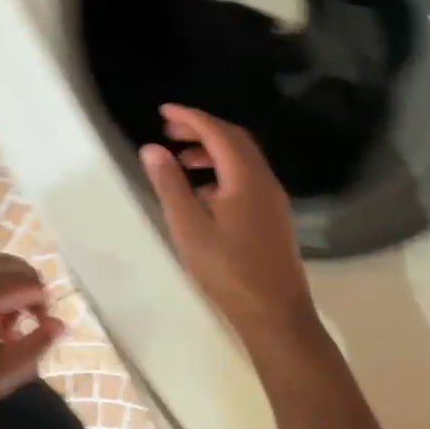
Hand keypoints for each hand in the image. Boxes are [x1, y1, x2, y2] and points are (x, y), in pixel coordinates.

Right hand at [141, 104, 314, 330]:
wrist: (277, 317)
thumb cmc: (228, 271)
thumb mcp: (189, 227)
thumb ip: (170, 184)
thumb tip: (152, 147)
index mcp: (246, 178)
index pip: (217, 132)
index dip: (190, 117)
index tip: (163, 111)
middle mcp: (265, 181)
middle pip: (234, 139)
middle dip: (201, 128)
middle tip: (169, 130)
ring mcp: (273, 200)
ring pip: (243, 158)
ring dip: (212, 150)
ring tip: (180, 160)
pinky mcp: (274, 217)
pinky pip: (247, 176)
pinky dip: (223, 169)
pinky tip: (203, 192)